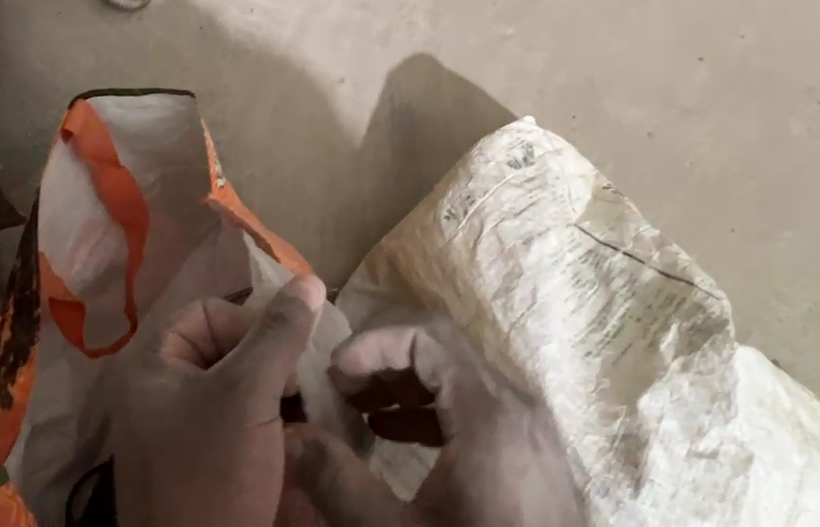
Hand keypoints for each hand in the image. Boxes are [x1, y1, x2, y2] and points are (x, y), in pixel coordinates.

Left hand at [110, 275, 325, 526]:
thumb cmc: (213, 476)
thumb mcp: (249, 394)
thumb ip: (279, 333)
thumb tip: (310, 279)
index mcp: (149, 366)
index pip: (208, 312)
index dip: (251, 322)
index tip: (287, 354)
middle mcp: (157, 393)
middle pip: (224, 347)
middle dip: (270, 359)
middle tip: (303, 385)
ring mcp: (178, 434)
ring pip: (237, 386)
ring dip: (276, 391)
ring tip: (308, 408)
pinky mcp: (202, 466)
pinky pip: (239, 423)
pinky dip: (270, 422)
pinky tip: (298, 437)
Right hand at [284, 318, 585, 526]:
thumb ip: (339, 483)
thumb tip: (289, 438)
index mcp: (490, 414)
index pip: (427, 337)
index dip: (373, 343)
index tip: (334, 372)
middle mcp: (516, 406)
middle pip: (444, 351)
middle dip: (384, 361)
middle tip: (338, 389)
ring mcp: (529, 430)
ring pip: (460, 377)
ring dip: (404, 385)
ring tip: (357, 409)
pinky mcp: (531, 454)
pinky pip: (477, 407)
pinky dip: (431, 409)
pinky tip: (391, 434)